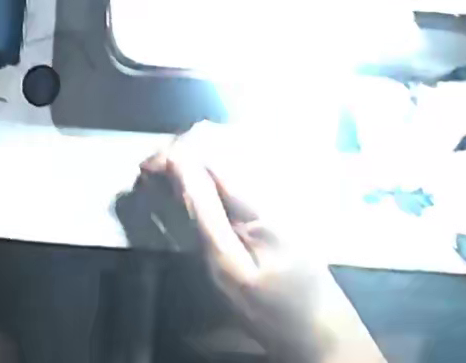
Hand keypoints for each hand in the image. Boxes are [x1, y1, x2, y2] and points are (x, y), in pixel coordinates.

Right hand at [141, 142, 382, 362]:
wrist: (321, 327)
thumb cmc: (271, 308)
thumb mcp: (228, 270)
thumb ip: (202, 213)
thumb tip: (176, 163)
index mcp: (257, 197)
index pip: (205, 149)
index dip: (170, 153)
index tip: (145, 171)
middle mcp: (268, 176)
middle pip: (214, 136)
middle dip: (178, 148)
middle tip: (153, 174)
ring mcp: (275, 178)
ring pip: (224, 139)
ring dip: (192, 149)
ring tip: (171, 174)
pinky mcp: (276, 186)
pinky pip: (237, 152)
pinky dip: (210, 155)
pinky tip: (199, 176)